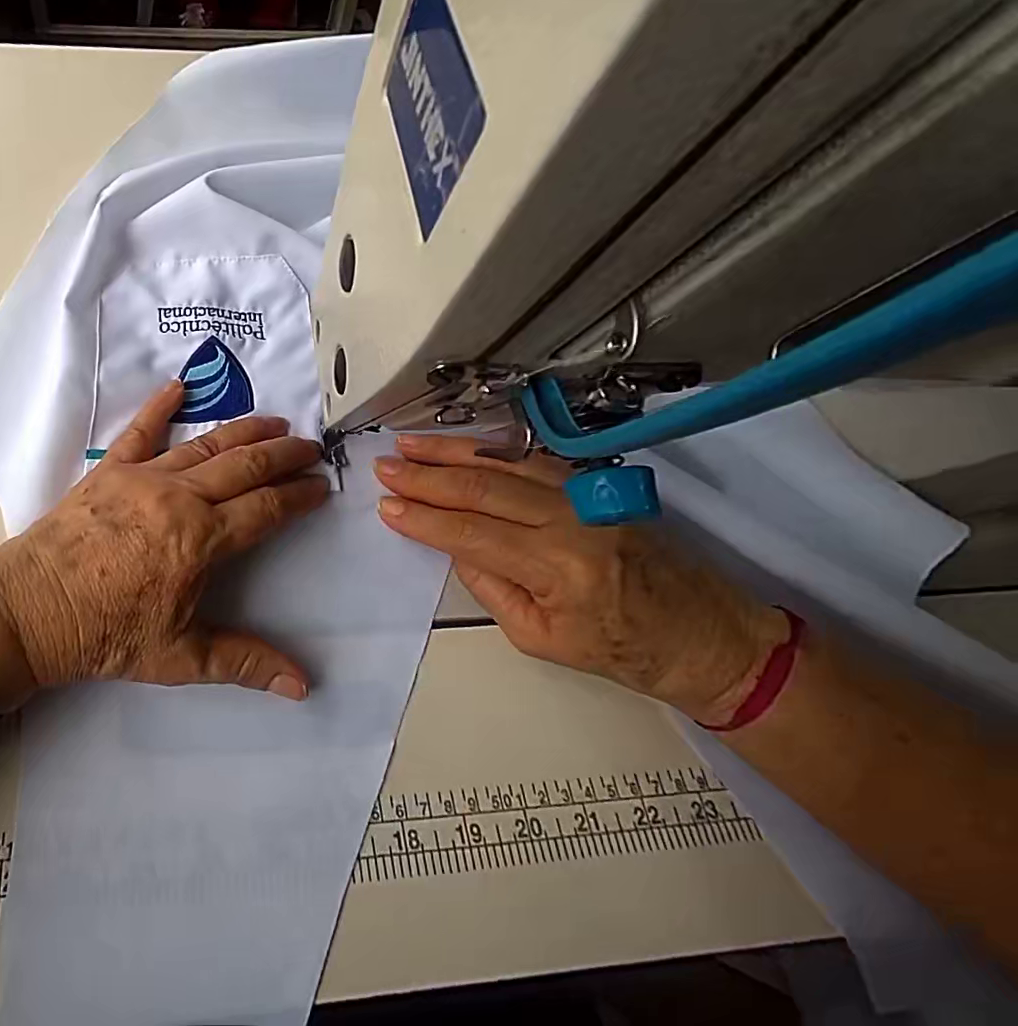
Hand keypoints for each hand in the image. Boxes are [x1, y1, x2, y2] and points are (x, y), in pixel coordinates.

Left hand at [0, 380, 330, 711]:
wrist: (30, 609)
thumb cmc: (103, 634)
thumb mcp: (178, 657)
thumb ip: (243, 662)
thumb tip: (303, 686)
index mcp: (200, 540)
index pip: (265, 509)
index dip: (298, 497)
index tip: (320, 486)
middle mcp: (176, 497)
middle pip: (243, 467)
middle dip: (282, 455)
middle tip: (310, 447)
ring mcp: (139, 478)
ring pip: (203, 445)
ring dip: (242, 431)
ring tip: (273, 423)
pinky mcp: (106, 472)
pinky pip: (139, 431)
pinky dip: (160, 407)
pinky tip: (178, 387)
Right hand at [373, 434, 791, 724]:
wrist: (708, 637)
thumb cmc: (622, 650)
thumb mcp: (537, 637)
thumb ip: (490, 586)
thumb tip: (456, 547)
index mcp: (557, 568)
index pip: (470, 533)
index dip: (423, 518)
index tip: (386, 506)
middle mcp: (573, 523)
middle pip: (483, 488)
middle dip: (426, 476)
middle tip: (385, 466)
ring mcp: (589, 499)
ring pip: (506, 463)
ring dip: (452, 452)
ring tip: (409, 444)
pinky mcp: (597, 489)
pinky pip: (534, 460)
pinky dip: (492, 448)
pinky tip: (462, 444)